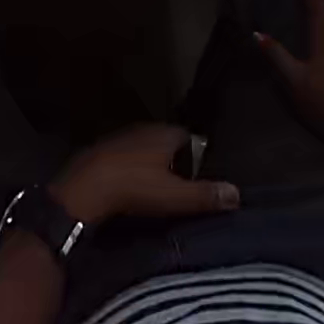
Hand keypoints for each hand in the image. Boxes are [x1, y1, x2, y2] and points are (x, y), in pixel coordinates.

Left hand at [49, 124, 239, 225]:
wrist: (85, 188)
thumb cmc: (135, 187)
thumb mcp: (174, 196)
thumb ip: (205, 195)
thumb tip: (238, 193)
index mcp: (167, 133)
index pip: (190, 138)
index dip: (196, 156)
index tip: (198, 176)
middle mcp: (147, 128)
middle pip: (168, 142)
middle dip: (174, 159)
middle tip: (179, 185)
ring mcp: (123, 136)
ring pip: (145, 148)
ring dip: (151, 163)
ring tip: (155, 187)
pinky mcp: (104, 149)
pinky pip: (126, 156)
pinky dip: (131, 167)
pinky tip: (130, 186)